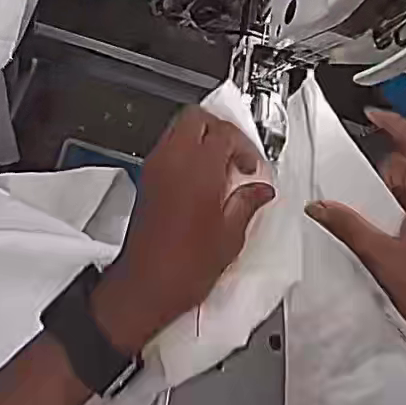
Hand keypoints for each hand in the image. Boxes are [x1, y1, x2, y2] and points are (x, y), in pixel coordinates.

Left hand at [93, 107, 274, 354]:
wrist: (144, 286)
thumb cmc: (183, 267)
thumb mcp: (230, 236)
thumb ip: (247, 203)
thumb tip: (260, 190)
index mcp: (199, 170)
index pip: (224, 133)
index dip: (244, 145)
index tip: (252, 165)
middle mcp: (174, 161)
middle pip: (197, 118)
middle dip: (221, 129)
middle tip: (237, 153)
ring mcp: (156, 167)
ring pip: (180, 128)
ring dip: (202, 138)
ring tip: (220, 166)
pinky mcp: (147, 178)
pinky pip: (168, 147)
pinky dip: (186, 151)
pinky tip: (202, 178)